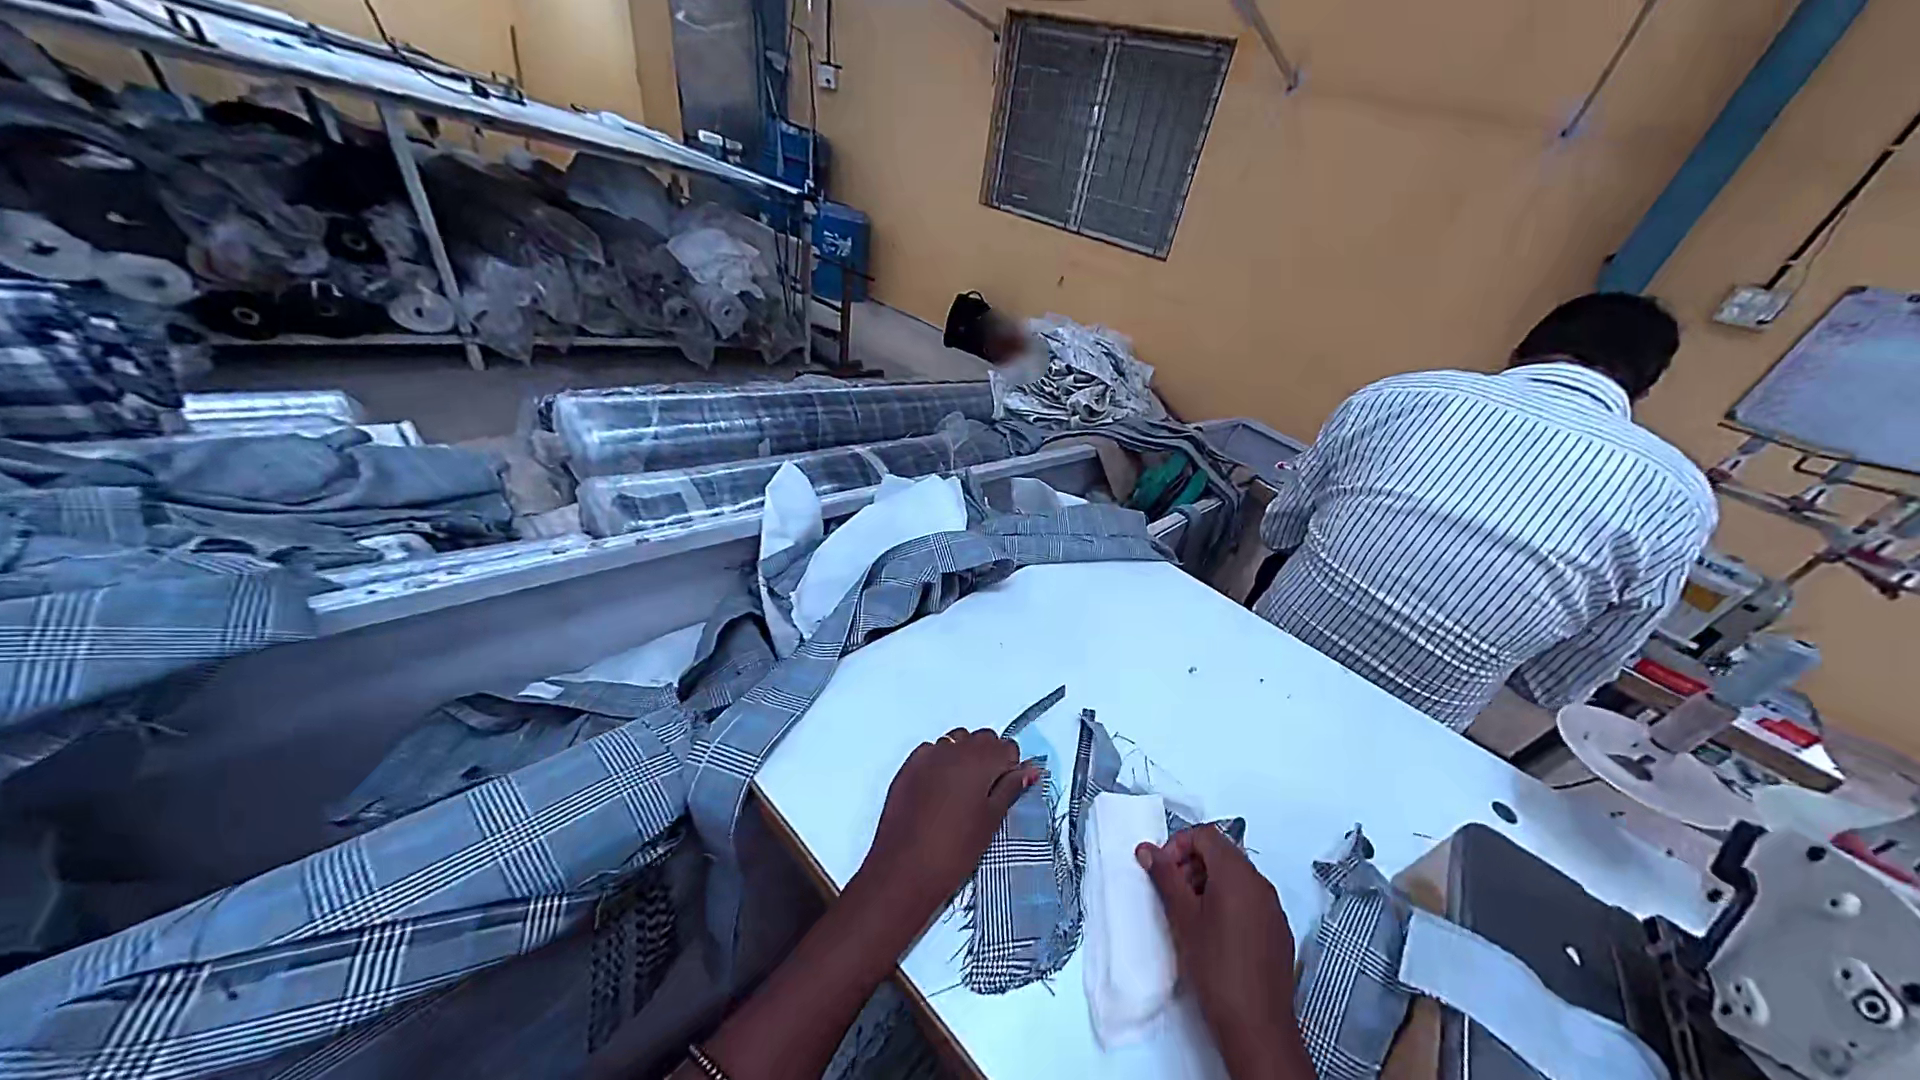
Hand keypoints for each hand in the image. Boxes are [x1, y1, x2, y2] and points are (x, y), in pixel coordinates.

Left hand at [856, 728, 1037, 922]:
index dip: (1010, 768)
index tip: (1007, 789)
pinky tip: (939, 795)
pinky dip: (939, 765)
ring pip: (956, 743)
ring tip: (963, 796)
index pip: (1008, 746)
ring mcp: (927, 755)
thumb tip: (1029, 770)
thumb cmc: (953, 849)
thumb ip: (1011, 788)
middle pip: (981, 739)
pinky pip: (931, 753)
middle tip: (987, 795)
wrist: (904, 869)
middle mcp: (953, 748)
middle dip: (989, 759)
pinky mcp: (908, 767)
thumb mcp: (991, 820)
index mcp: (980, 758)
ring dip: (964, 759)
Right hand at [1137, 827, 1306, 1079]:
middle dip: (1192, 863)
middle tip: (1172, 890)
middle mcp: (1261, 885)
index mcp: (1237, 875)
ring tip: (1189, 913)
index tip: (1163, 869)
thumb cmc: (1217, 969)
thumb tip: (1148, 850)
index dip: (1178, 845)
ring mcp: (1273, 909)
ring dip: (1208, 882)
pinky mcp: (1278, 931)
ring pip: (1236, 877)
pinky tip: (1213, 932)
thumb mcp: (1182, 917)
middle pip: (1222, 853)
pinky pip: (1250, 900)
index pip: (1205, 835)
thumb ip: (1165, 876)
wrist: (1257, 1026)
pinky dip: (1228, 902)